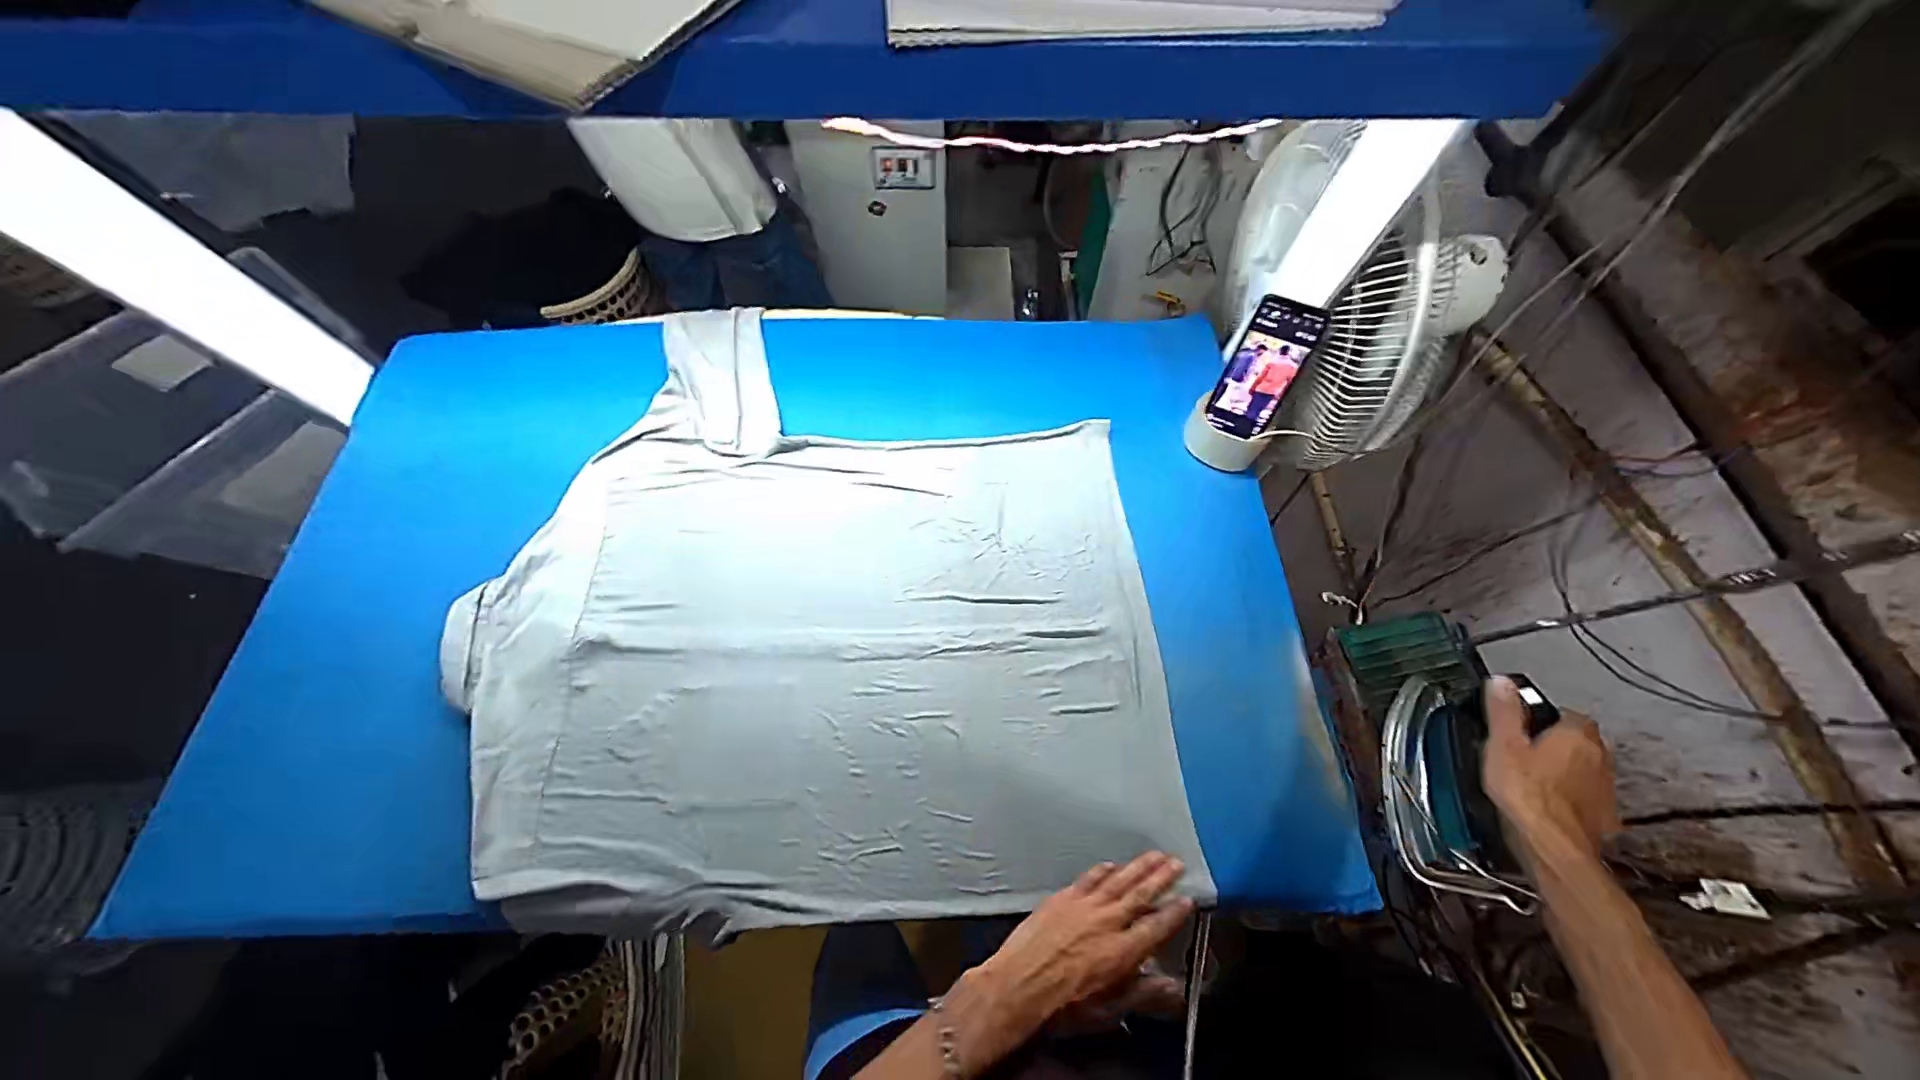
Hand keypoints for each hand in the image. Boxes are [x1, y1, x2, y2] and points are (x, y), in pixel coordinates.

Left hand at [972, 853, 1193, 1046]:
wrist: (1020, 984)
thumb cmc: (1063, 1004)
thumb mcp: (1109, 1010)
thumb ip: (1143, 994)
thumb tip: (1172, 987)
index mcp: (1122, 951)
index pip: (1156, 927)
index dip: (1174, 914)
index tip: (1187, 900)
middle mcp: (1107, 921)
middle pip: (1140, 894)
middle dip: (1161, 878)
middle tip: (1176, 863)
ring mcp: (1083, 905)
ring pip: (1117, 880)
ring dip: (1138, 866)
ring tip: (1153, 855)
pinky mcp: (1062, 898)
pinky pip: (1088, 878)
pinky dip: (1102, 870)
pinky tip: (1111, 864)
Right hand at [1481, 677, 1621, 863]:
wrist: (1553, 846)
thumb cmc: (1525, 791)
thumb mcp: (1502, 745)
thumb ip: (1503, 711)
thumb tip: (1503, 681)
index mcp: (1577, 736)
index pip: (1567, 713)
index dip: (1543, 717)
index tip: (1520, 726)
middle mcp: (1601, 758)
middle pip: (1578, 740)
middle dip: (1555, 742)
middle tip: (1522, 751)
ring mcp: (1606, 789)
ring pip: (1583, 768)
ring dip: (1563, 768)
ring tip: (1531, 777)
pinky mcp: (1606, 815)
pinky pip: (1586, 794)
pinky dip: (1570, 794)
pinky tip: (1546, 802)